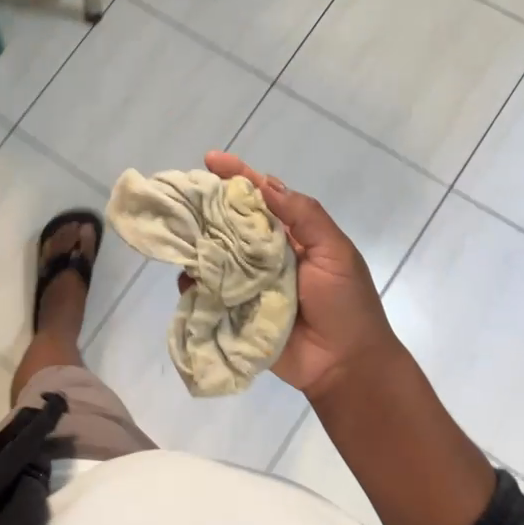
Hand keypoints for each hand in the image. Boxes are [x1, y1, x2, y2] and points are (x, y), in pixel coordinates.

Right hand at [196, 151, 404, 401]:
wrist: (345, 365)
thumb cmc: (346, 304)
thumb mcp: (335, 252)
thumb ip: (305, 216)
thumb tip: (266, 183)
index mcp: (292, 234)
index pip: (261, 196)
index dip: (237, 175)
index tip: (211, 159)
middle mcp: (264, 253)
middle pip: (229, 221)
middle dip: (205, 205)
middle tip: (179, 194)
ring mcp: (246, 281)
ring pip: (212, 252)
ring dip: (195, 241)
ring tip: (177, 231)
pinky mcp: (233, 309)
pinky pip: (206, 290)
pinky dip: (193, 281)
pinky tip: (186, 276)